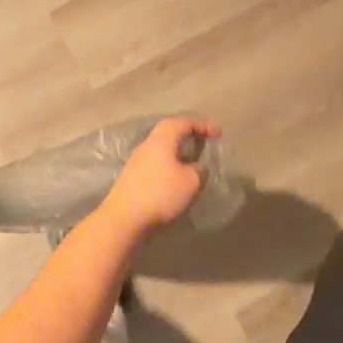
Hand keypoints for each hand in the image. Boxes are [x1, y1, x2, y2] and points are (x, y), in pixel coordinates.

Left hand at [97, 116, 221, 237]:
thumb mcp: (192, 182)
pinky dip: (169, 167)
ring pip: (161, 150)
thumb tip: (196, 168)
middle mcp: (146, 146)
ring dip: (178, 153)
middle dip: (188, 136)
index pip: (183, 122)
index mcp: (161, 140)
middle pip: (169, 133)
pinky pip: (155, 165)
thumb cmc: (161, 195)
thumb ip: (200, 170)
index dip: (203, 125)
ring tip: (192, 164)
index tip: (218, 134)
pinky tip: (176, 180)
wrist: (124, 220)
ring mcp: (136, 162)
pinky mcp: (132, 179)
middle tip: (204, 143)